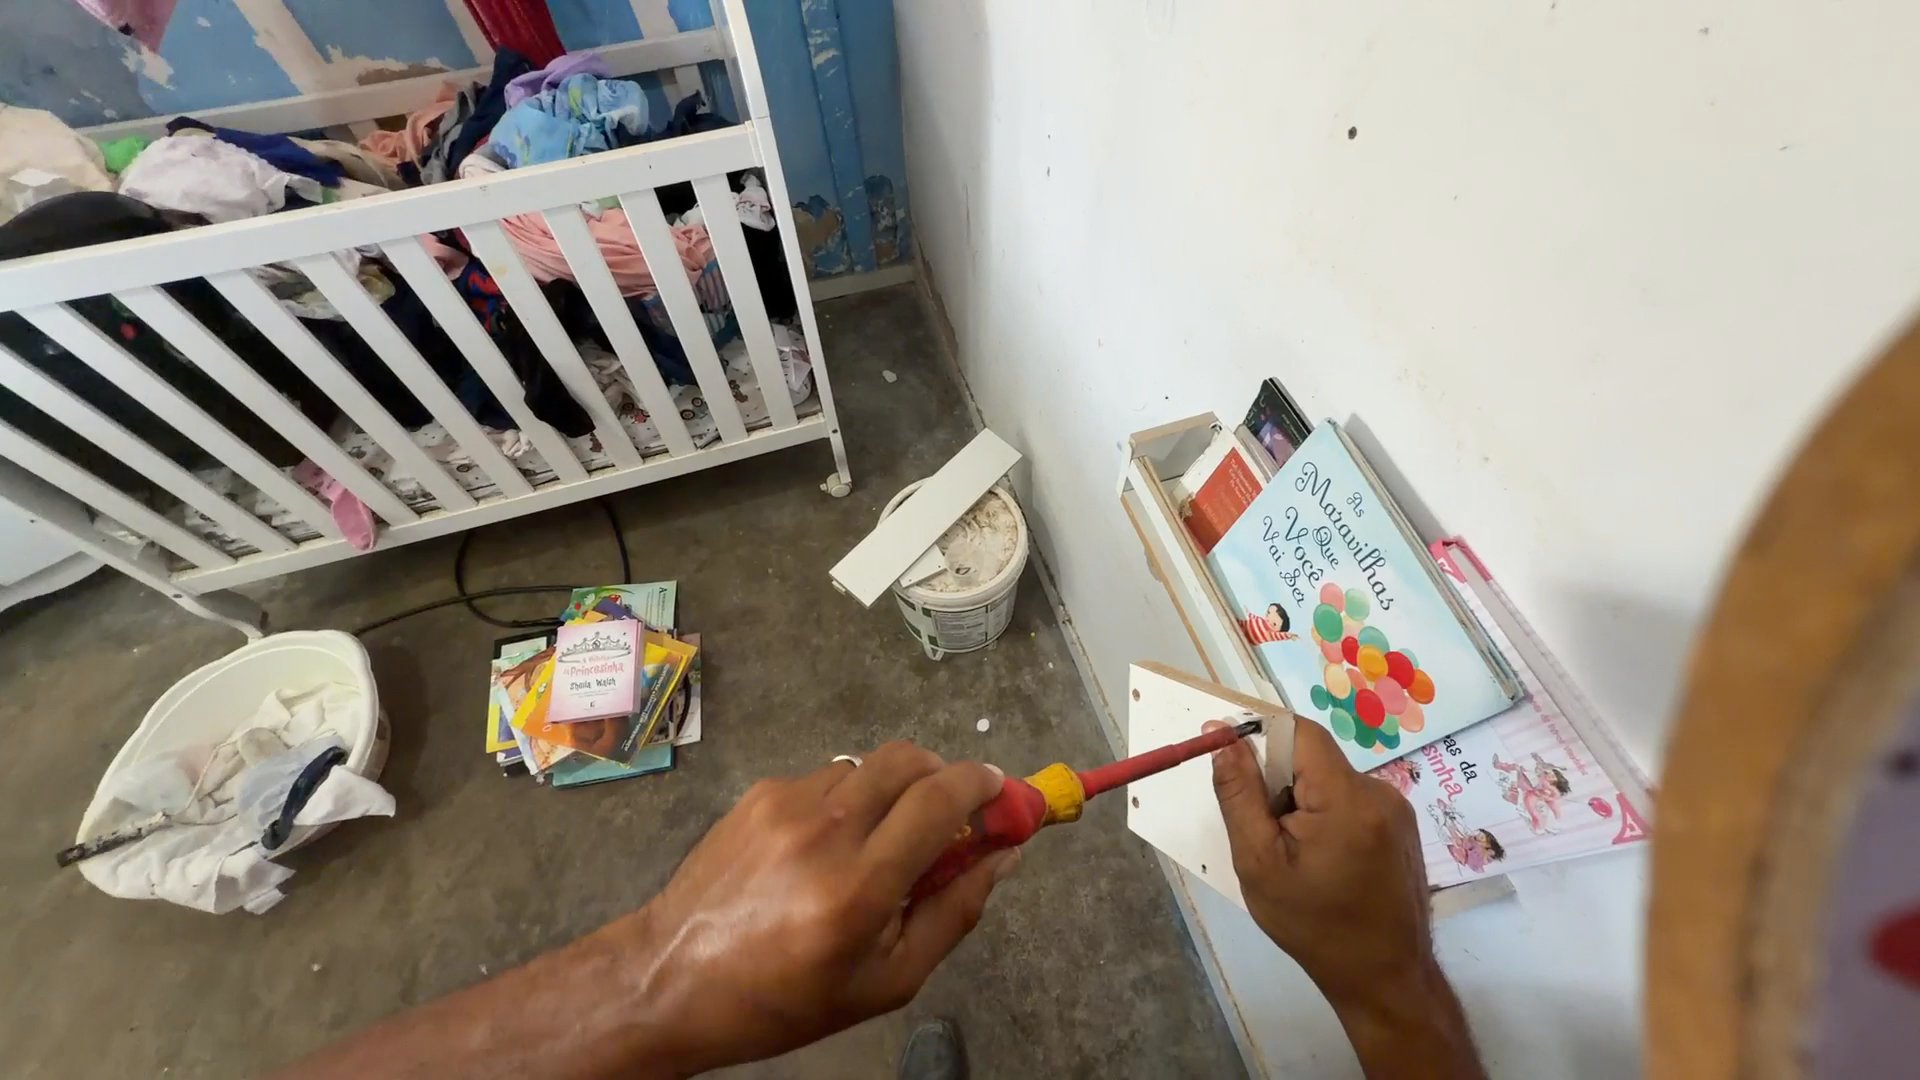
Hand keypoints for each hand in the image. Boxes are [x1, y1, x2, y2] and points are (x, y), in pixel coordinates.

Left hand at [629, 742, 1020, 1075]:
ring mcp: (787, 801)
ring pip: (868, 765)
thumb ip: (956, 910)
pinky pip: (828, 776)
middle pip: (908, 758)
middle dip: (942, 772)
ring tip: (875, 839)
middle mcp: (825, 829)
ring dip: (891, 788)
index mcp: (860, 886)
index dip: (980, 783)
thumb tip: (1005, 853)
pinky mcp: (761, 790)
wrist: (673, 976)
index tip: (999, 788)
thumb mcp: (888, 979)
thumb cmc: (790, 997)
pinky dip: (847, 799)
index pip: (939, 800)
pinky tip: (823, 844)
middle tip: (946, 808)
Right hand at [1207, 717, 1432, 1006]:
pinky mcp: (1399, 823)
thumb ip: (1237, 793)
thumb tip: (1221, 736)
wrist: (1385, 981)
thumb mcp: (1257, 861)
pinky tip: (1318, 855)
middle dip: (1276, 778)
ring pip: (1325, 776)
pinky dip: (1320, 810)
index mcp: (1346, 799)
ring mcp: (1395, 807)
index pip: (1298, 731)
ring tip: (1291, 850)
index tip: (1231, 760)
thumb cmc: (1313, 925)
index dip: (1259, 733)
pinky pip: (1345, 795)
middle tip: (1262, 828)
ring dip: (1297, 797)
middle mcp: (1378, 792)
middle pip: (1310, 755)